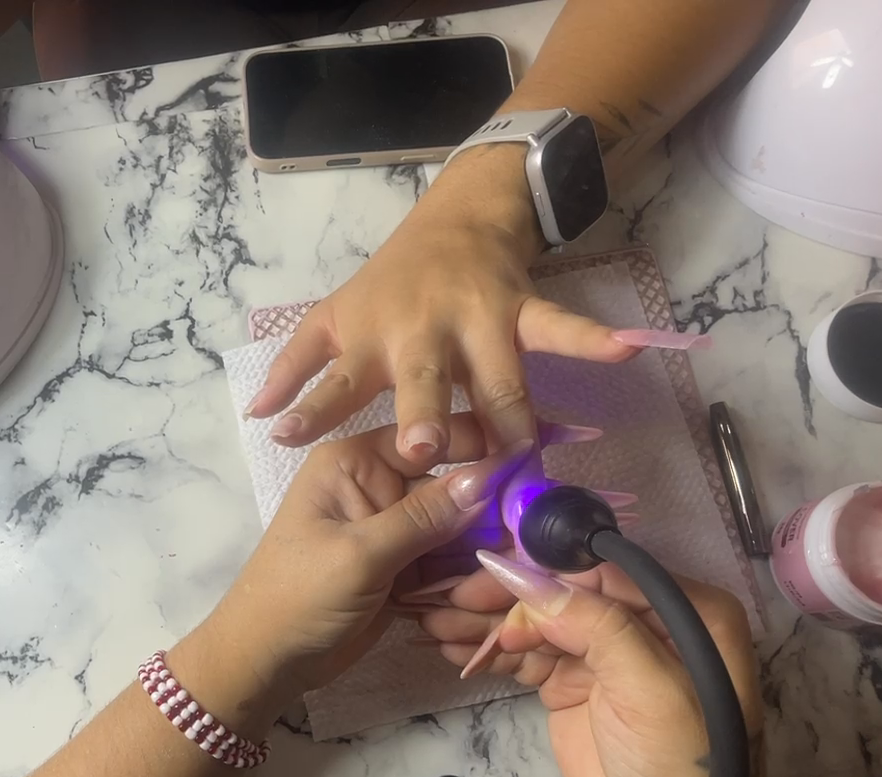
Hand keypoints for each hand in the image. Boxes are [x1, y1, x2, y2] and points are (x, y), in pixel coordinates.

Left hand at [174, 417, 530, 729]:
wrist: (267, 660)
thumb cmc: (298, 596)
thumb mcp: (360, 553)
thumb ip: (424, 516)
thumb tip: (489, 475)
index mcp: (354, 462)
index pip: (429, 438)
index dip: (482, 450)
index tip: (537, 465)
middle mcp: (375, 485)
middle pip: (451, 485)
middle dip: (489, 511)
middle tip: (534, 535)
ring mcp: (390, 528)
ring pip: (455, 528)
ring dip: (481, 551)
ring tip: (514, 571)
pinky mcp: (400, 566)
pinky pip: (446, 561)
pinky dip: (465, 576)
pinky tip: (490, 589)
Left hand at [241, 147, 637, 462]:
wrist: (455, 218)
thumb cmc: (386, 287)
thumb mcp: (331, 321)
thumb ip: (296, 368)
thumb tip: (257, 415)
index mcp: (370, 341)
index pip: (334, 380)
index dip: (310, 407)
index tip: (284, 437)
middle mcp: (420, 333)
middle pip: (422, 380)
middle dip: (423, 414)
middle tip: (422, 451)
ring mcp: (475, 319)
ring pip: (496, 373)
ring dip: (510, 411)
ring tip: (523, 453)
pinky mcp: (521, 308)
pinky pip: (558, 326)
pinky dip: (590, 337)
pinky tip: (625, 351)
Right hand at [415, 553, 769, 776]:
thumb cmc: (685, 768)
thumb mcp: (651, 690)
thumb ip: (597, 626)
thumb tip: (525, 577)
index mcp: (683, 608)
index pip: (597, 571)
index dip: (538, 572)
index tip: (483, 577)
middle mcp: (639, 618)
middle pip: (557, 592)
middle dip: (501, 598)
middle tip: (448, 604)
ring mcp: (600, 648)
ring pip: (533, 620)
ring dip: (483, 623)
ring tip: (434, 625)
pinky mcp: (568, 676)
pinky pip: (522, 652)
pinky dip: (488, 650)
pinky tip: (453, 647)